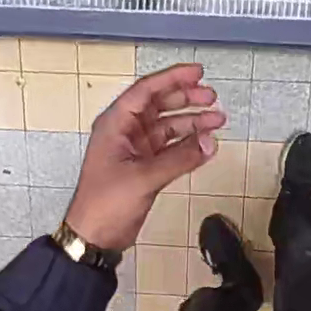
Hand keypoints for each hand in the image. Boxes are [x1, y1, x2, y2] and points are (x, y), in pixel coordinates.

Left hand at [63, 64, 224, 250]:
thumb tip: (209, 143)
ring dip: (191, 123)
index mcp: (115, 125)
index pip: (146, 91)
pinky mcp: (144, 168)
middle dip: (186, 99)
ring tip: (216, 120)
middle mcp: (125, 133)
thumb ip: (180, 159)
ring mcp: (135, 150)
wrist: (94, 237)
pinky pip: (170, 149)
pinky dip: (188, 146)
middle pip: (159, 105)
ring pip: (168, 127)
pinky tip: (205, 145)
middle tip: (211, 97)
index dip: (172, 79)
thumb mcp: (143, 178)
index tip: (197, 72)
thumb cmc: (104, 205)